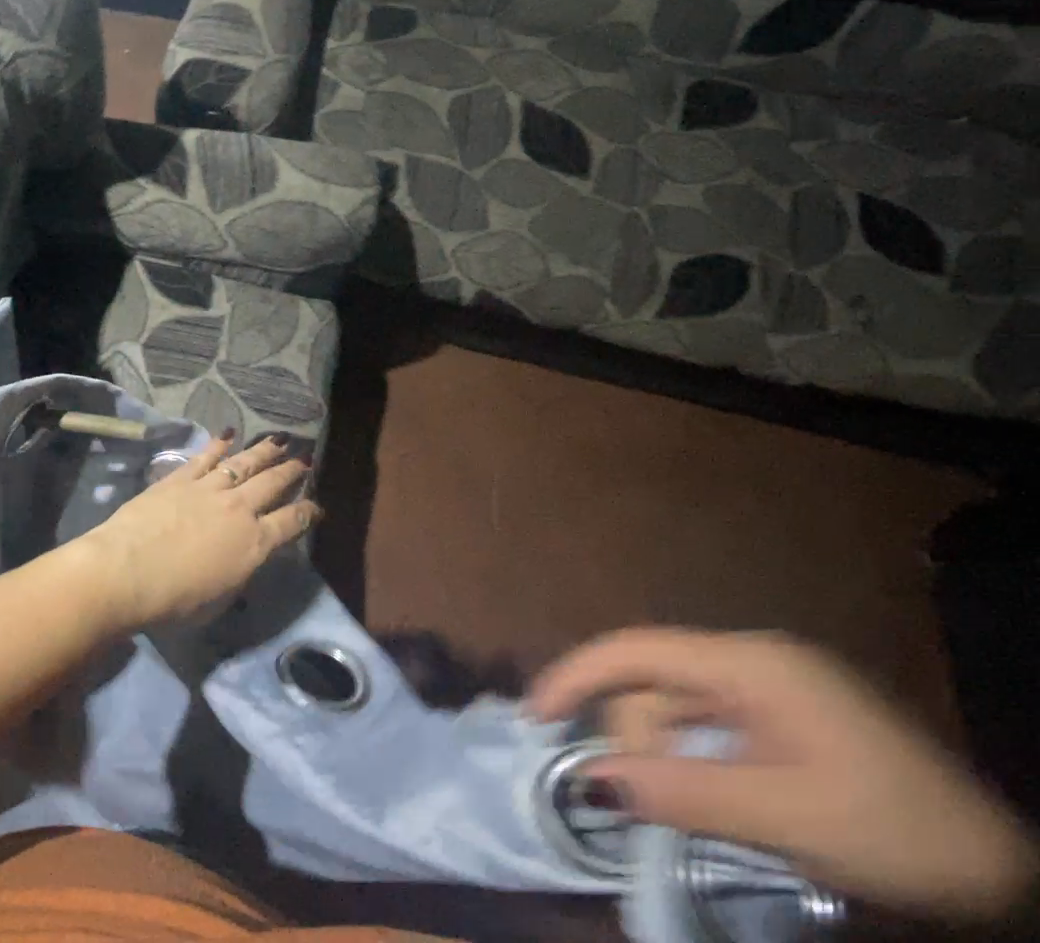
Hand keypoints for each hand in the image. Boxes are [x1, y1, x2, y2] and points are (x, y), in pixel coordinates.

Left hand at [73, 432, 318, 630]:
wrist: (128, 571)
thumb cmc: (174, 600)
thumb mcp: (218, 600)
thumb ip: (235, 575)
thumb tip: (239, 562)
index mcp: (254, 544)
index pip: (291, 523)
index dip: (308, 513)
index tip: (317, 506)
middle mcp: (238, 510)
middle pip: (272, 484)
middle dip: (291, 471)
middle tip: (304, 459)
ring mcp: (208, 490)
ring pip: (243, 463)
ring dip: (263, 451)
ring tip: (278, 440)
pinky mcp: (178, 479)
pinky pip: (204, 457)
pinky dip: (218, 444)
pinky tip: (228, 434)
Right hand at [528, 628, 1038, 923]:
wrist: (1006, 875)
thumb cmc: (897, 831)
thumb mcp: (786, 817)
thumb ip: (680, 792)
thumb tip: (587, 780)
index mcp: (753, 665)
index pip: (635, 651)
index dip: (574, 676)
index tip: (533, 719)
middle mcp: (752, 663)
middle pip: (649, 686)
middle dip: (637, 743)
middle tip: (652, 807)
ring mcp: (766, 690)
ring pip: (670, 712)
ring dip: (664, 761)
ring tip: (700, 814)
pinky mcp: (777, 720)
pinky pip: (700, 730)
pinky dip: (688, 764)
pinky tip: (714, 801)